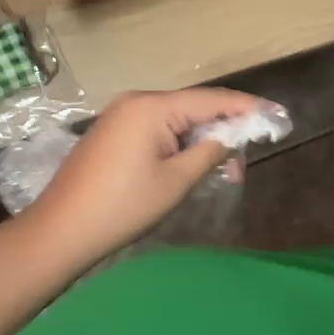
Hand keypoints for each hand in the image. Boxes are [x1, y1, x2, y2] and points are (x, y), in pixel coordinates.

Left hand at [24, 88, 262, 267]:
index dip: (248, 108)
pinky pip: (159, 128)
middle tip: (250, 153)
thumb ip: (211, 152)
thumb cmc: (121, 208)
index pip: (212, 99)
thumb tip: (231, 137)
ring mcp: (122, 115)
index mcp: (152, 106)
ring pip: (178, 119)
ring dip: (203, 139)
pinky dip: (181, 143)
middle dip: (225, 128)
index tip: (277, 115)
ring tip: (226, 168)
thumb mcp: (176, 181)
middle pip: (195, 106)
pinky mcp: (113, 133)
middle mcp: (137, 101)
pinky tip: (194, 163)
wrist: (56, 235)